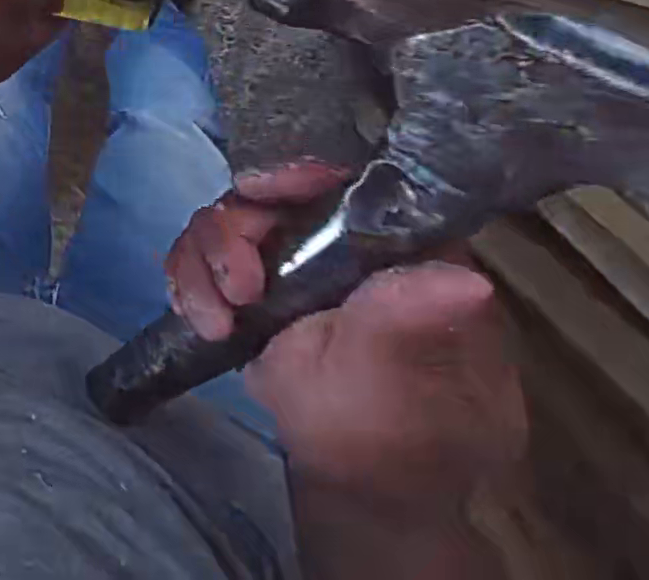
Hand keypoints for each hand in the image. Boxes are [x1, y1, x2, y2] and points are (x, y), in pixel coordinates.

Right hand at [166, 161, 526, 518]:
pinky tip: (198, 320)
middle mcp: (337, 244)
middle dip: (229, 240)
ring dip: (199, 269)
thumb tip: (463, 279)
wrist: (351, 472)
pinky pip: (193, 255)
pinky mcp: (242, 278)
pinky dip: (185, 283)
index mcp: (399, 254)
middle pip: (261, 201)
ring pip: (215, 225)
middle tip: (236, 292)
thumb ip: (410, 326)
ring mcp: (285, 260)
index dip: (299, 176)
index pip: (347, 186)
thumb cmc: (396, 430)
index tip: (259, 192)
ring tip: (213, 323)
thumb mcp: (404, 381)